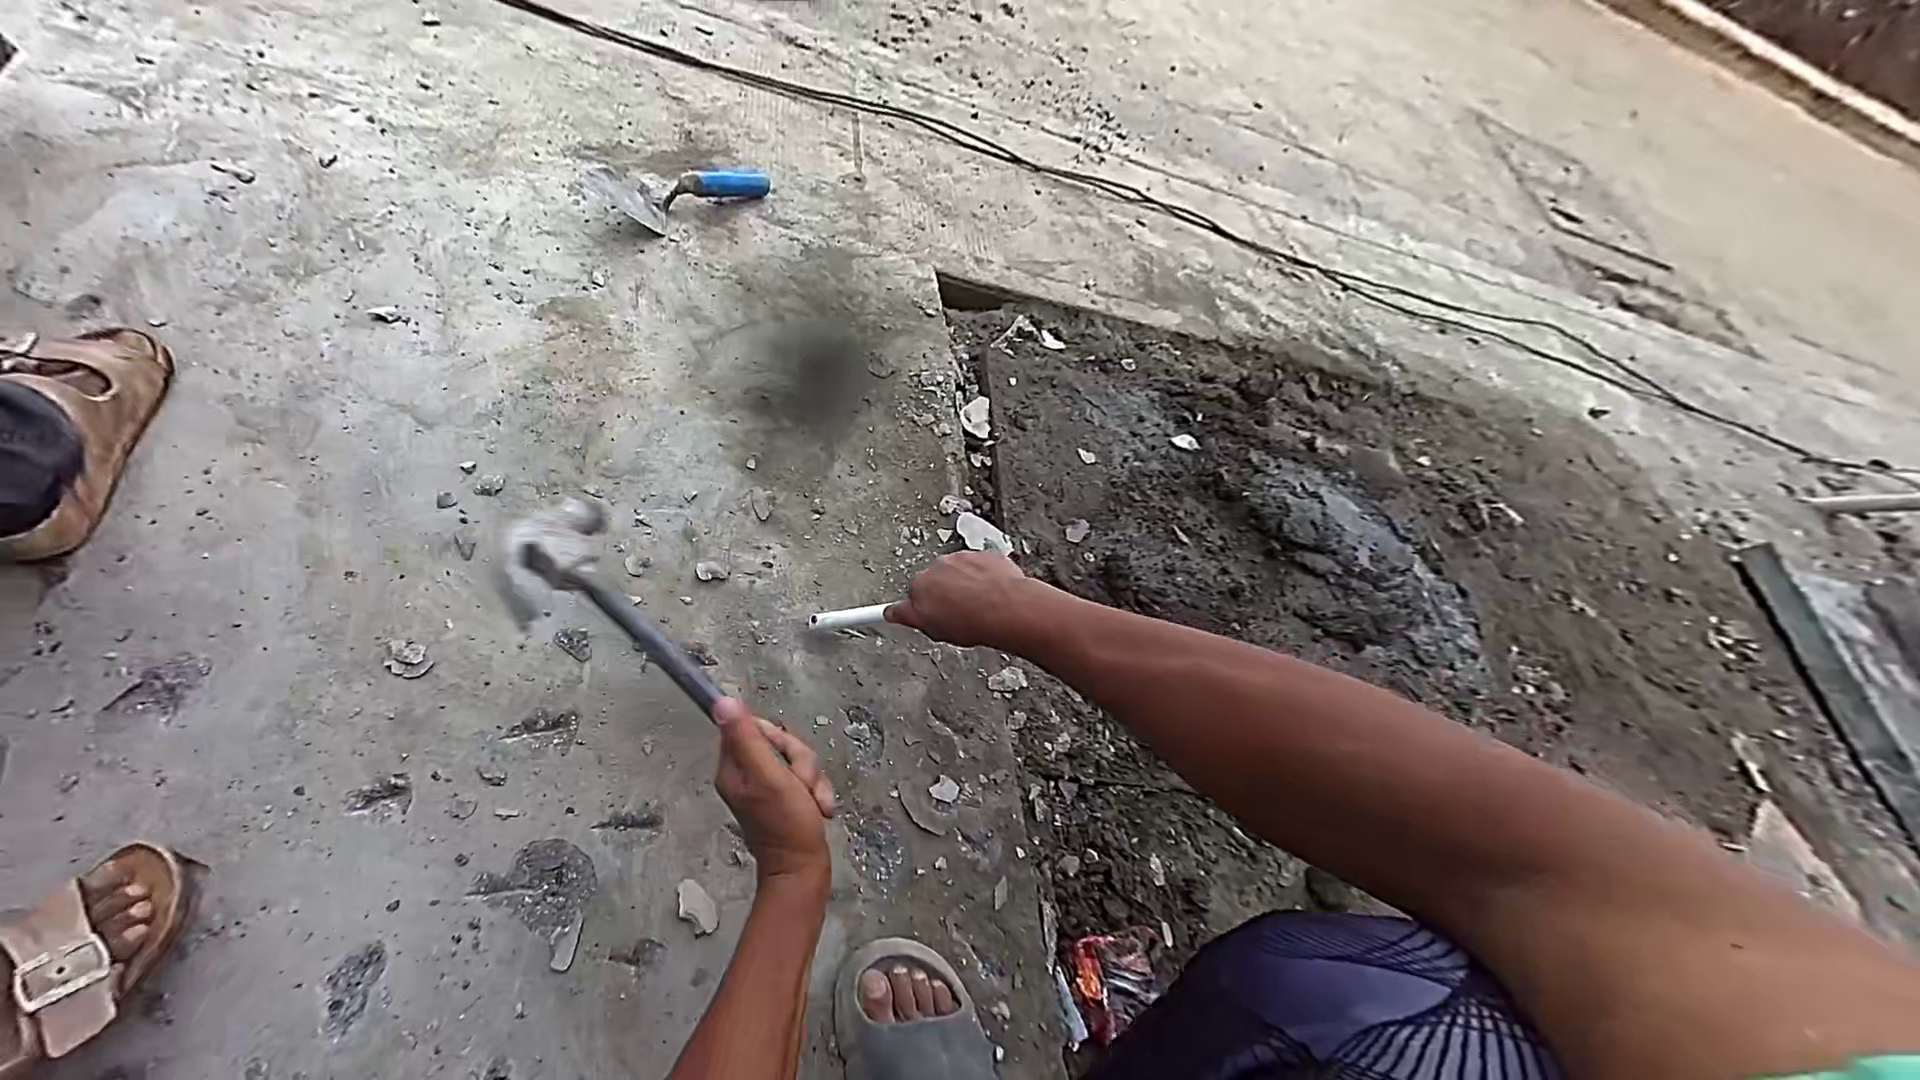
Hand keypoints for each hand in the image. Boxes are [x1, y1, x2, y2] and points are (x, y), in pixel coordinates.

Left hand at [713, 698, 834, 883]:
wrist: (803, 869)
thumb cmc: (786, 825)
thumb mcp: (768, 776)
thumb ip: (747, 739)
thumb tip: (722, 702)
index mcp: (734, 768)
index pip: (752, 726)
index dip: (776, 737)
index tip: (784, 756)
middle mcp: (747, 774)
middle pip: (780, 741)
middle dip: (800, 760)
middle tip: (800, 782)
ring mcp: (767, 785)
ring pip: (797, 758)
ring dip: (812, 777)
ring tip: (810, 799)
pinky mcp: (786, 795)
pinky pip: (806, 776)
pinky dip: (816, 790)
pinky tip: (817, 807)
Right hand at [885, 552, 1033, 646]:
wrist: (1005, 606)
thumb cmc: (973, 621)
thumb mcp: (935, 631)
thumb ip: (912, 617)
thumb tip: (895, 613)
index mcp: (918, 588)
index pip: (906, 598)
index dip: (912, 605)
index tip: (906, 608)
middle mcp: (934, 569)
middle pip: (934, 582)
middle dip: (943, 594)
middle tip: (958, 613)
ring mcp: (959, 559)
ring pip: (956, 571)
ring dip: (963, 583)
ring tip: (978, 604)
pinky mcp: (980, 554)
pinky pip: (978, 565)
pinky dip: (983, 575)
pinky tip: (991, 592)